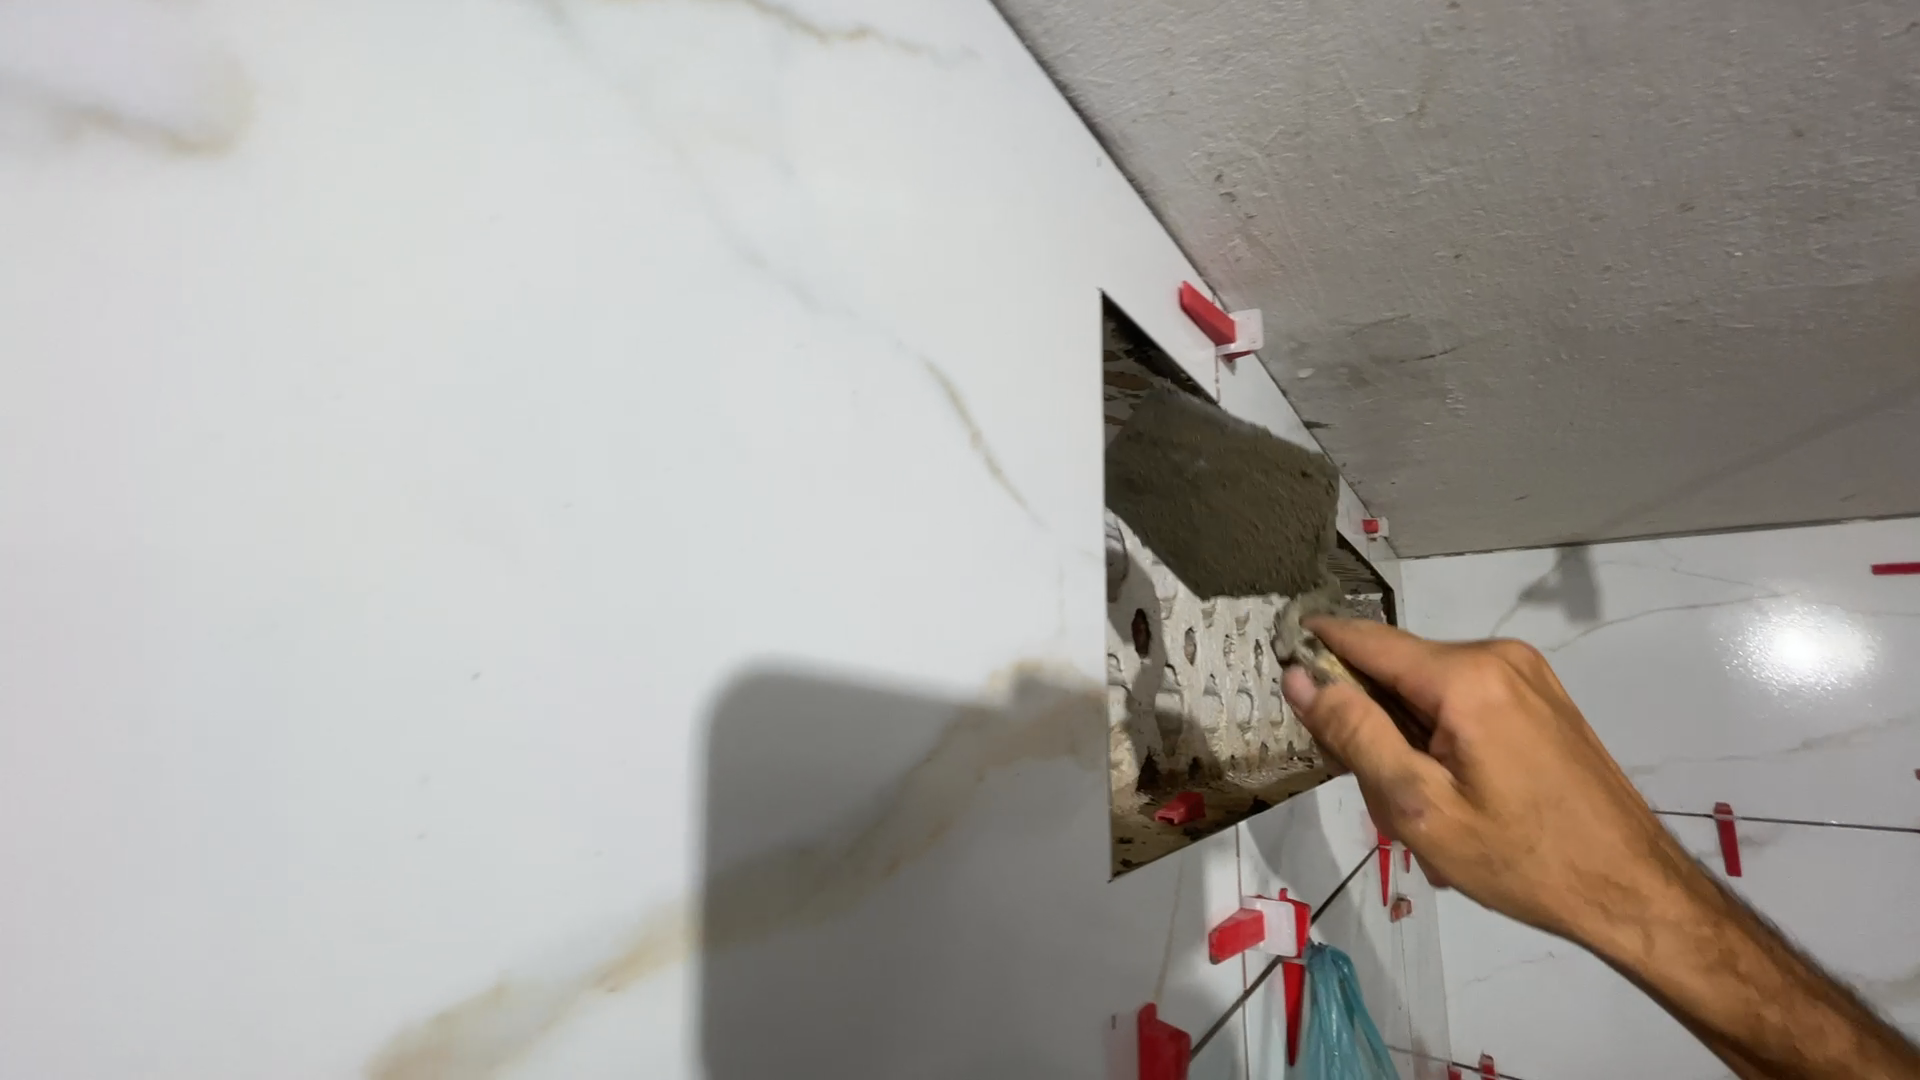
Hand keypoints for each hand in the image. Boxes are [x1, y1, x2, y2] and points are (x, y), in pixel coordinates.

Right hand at [1279, 616, 1685, 948]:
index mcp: (1465, 676)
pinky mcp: (1536, 695)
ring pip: (1419, 683)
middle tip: (1359, 777)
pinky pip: (1455, 695)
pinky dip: (1429, 731)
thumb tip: (1298, 675)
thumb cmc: (1521, 858)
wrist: (1640, 896)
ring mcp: (1522, 673)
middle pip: (1390, 664)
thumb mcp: (1417, 806)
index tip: (1275, 663)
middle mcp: (1495, 656)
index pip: (1362, 638)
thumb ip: (1353, 732)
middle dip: (1361, 711)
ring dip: (1395, 728)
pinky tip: (1441, 784)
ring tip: (1407, 795)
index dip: (1313, 646)